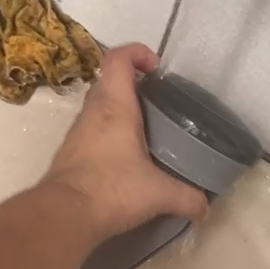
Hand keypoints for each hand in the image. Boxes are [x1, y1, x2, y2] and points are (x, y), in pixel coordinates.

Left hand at [41, 44, 207, 240]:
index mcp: (115, 107)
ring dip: (119, 113)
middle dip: (133, 86)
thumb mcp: (159, 194)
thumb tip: (205, 207)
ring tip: (145, 134)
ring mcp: (77, 133)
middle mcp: (93, 113)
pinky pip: (91, 133)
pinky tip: (125, 161)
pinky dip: (109, 137)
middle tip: (157, 104)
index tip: (156, 67)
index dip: (137, 52)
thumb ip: (187, 197)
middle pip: (108, 82)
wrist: (64, 216)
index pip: (118, 59)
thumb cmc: (112, 190)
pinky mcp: (70, 154)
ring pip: (99, 109)